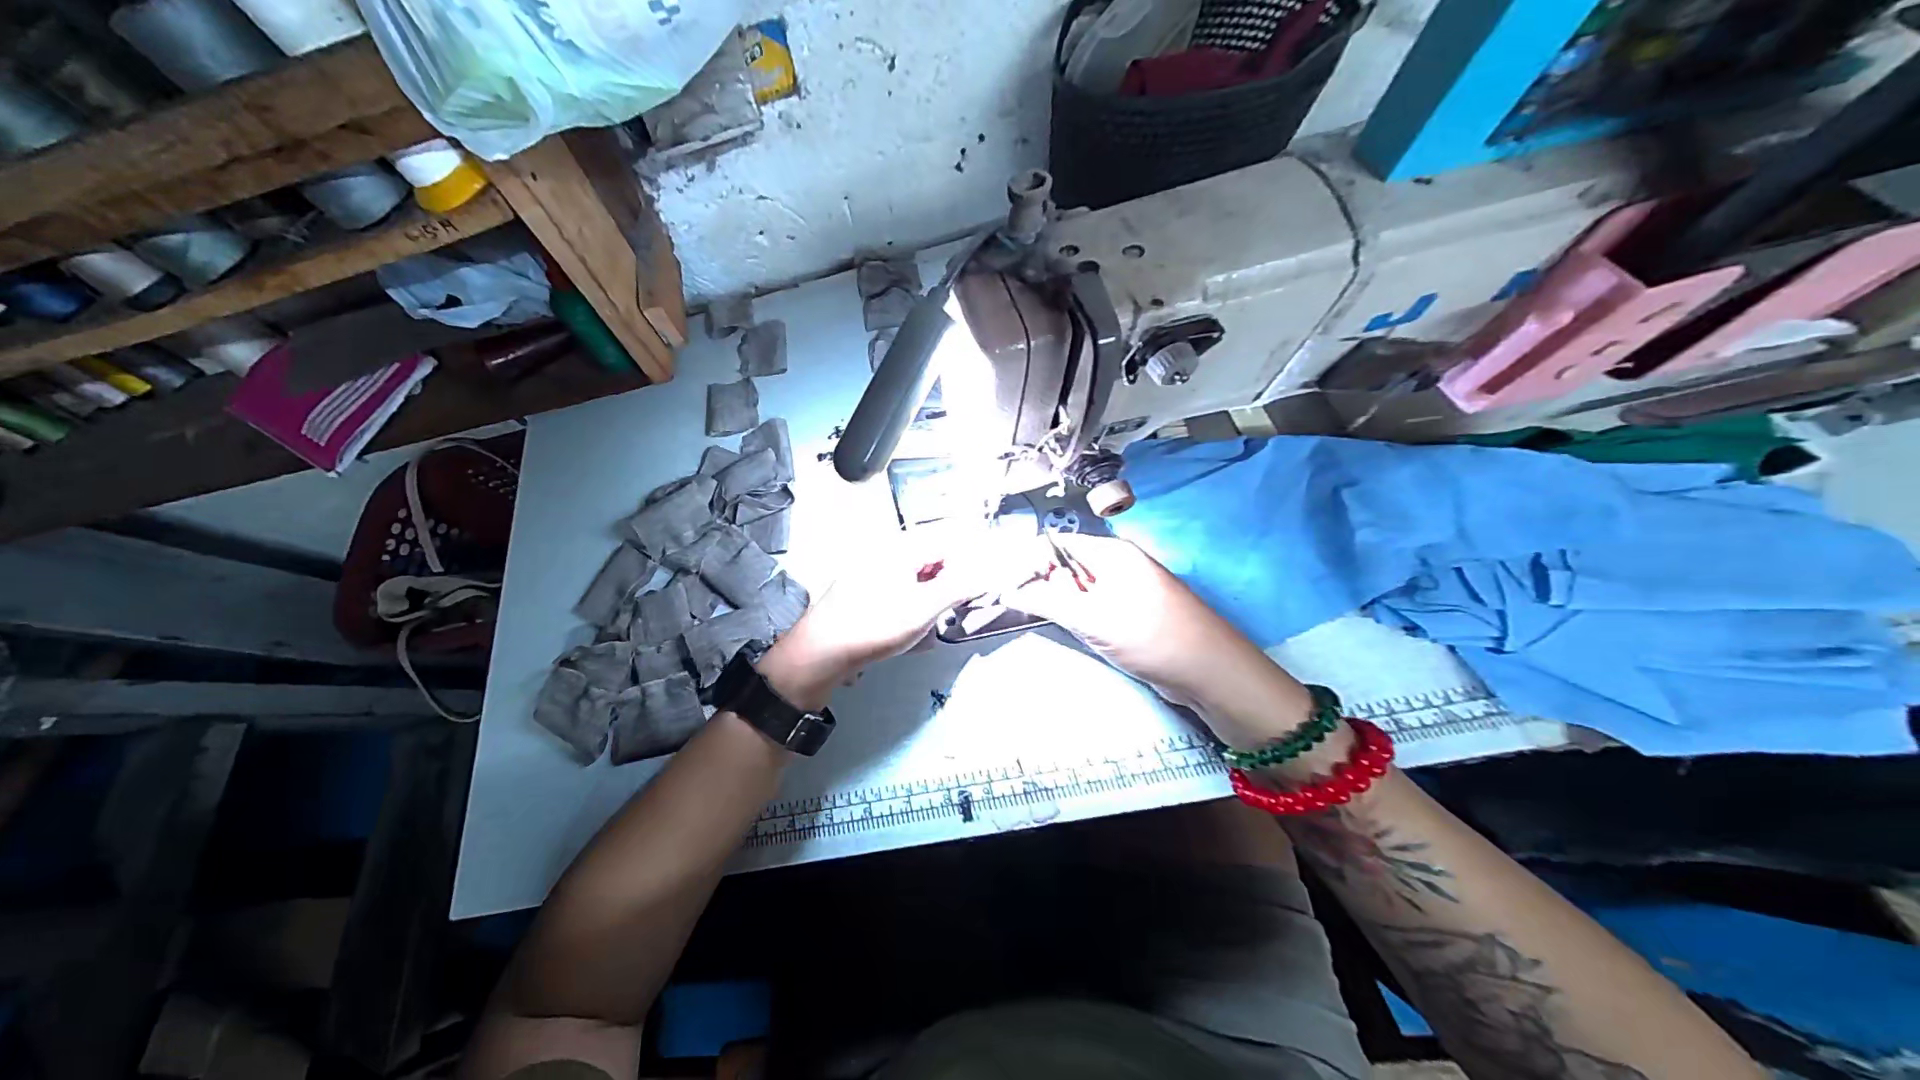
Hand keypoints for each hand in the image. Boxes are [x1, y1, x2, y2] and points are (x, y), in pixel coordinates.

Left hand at [758, 525, 1004, 710]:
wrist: (821, 651)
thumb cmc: (875, 626)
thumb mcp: (925, 607)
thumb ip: (961, 585)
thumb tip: (990, 569)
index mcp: (903, 546)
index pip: (953, 537)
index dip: (978, 553)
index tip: (994, 575)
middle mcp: (888, 550)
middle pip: (936, 553)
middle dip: (959, 574)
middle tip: (972, 599)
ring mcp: (874, 568)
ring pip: (920, 571)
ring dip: (939, 588)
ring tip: (946, 612)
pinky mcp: (866, 588)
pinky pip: (904, 584)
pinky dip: (920, 597)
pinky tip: (920, 620)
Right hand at [1005, 534, 1314, 747]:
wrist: (1210, 672)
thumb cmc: (1150, 637)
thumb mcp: (1091, 617)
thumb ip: (1047, 599)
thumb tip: (1008, 587)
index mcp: (1110, 553)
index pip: (1056, 544)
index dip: (1028, 563)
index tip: (1005, 588)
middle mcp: (1118, 564)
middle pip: (1065, 566)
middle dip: (1042, 585)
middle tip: (1022, 609)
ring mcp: (1127, 589)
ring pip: (1079, 589)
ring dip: (1061, 605)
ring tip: (1044, 621)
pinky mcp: (1133, 613)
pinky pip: (1095, 607)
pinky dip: (1080, 618)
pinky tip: (1075, 633)